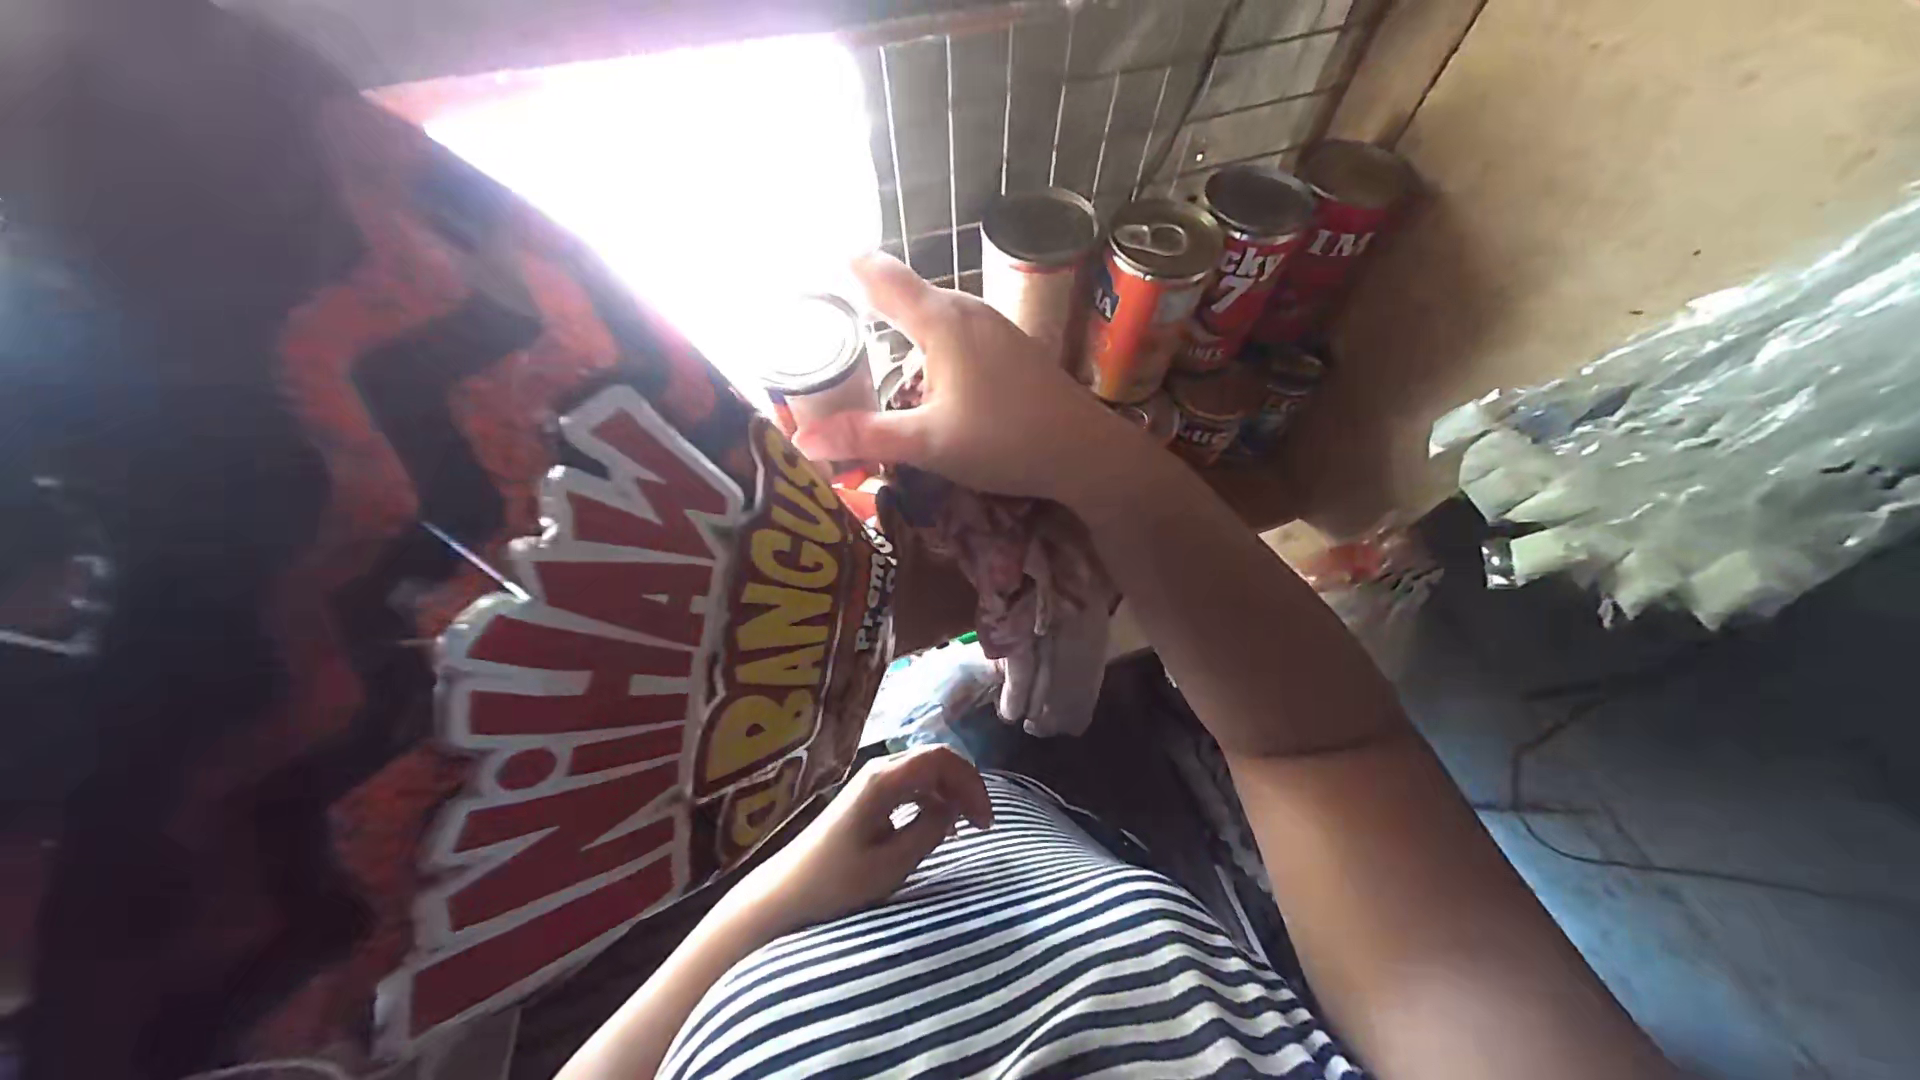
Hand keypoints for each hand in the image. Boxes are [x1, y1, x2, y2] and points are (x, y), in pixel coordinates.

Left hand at [720, 746, 993, 936]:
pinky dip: (934, 799)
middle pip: (936, 760)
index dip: (970, 782)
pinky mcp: (868, 798)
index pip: (941, 758)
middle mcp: (879, 770)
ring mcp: (872, 782)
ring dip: (951, 792)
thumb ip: (930, 829)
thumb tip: (955, 806)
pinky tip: (941, 824)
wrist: (785, 895)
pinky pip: (912, 785)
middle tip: (983, 824)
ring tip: (967, 827)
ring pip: (925, 771)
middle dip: (965, 785)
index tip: (985, 821)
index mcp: (883, 780)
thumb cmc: (835, 883)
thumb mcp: (891, 864)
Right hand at [791, 253, 1151, 504]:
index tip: (818, 265)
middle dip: (870, 306)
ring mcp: (995, 327)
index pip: (882, 277)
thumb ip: (866, 436)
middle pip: (907, 296)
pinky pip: (958, 333)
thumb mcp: (928, 443)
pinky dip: (932, 343)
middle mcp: (968, 311)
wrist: (1084, 452)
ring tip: (873, 347)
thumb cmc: (1005, 441)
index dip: (848, 268)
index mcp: (941, 321)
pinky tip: (930, 373)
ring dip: (903, 327)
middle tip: (831, 327)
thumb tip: (802, 439)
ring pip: (935, 316)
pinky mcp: (1011, 348)